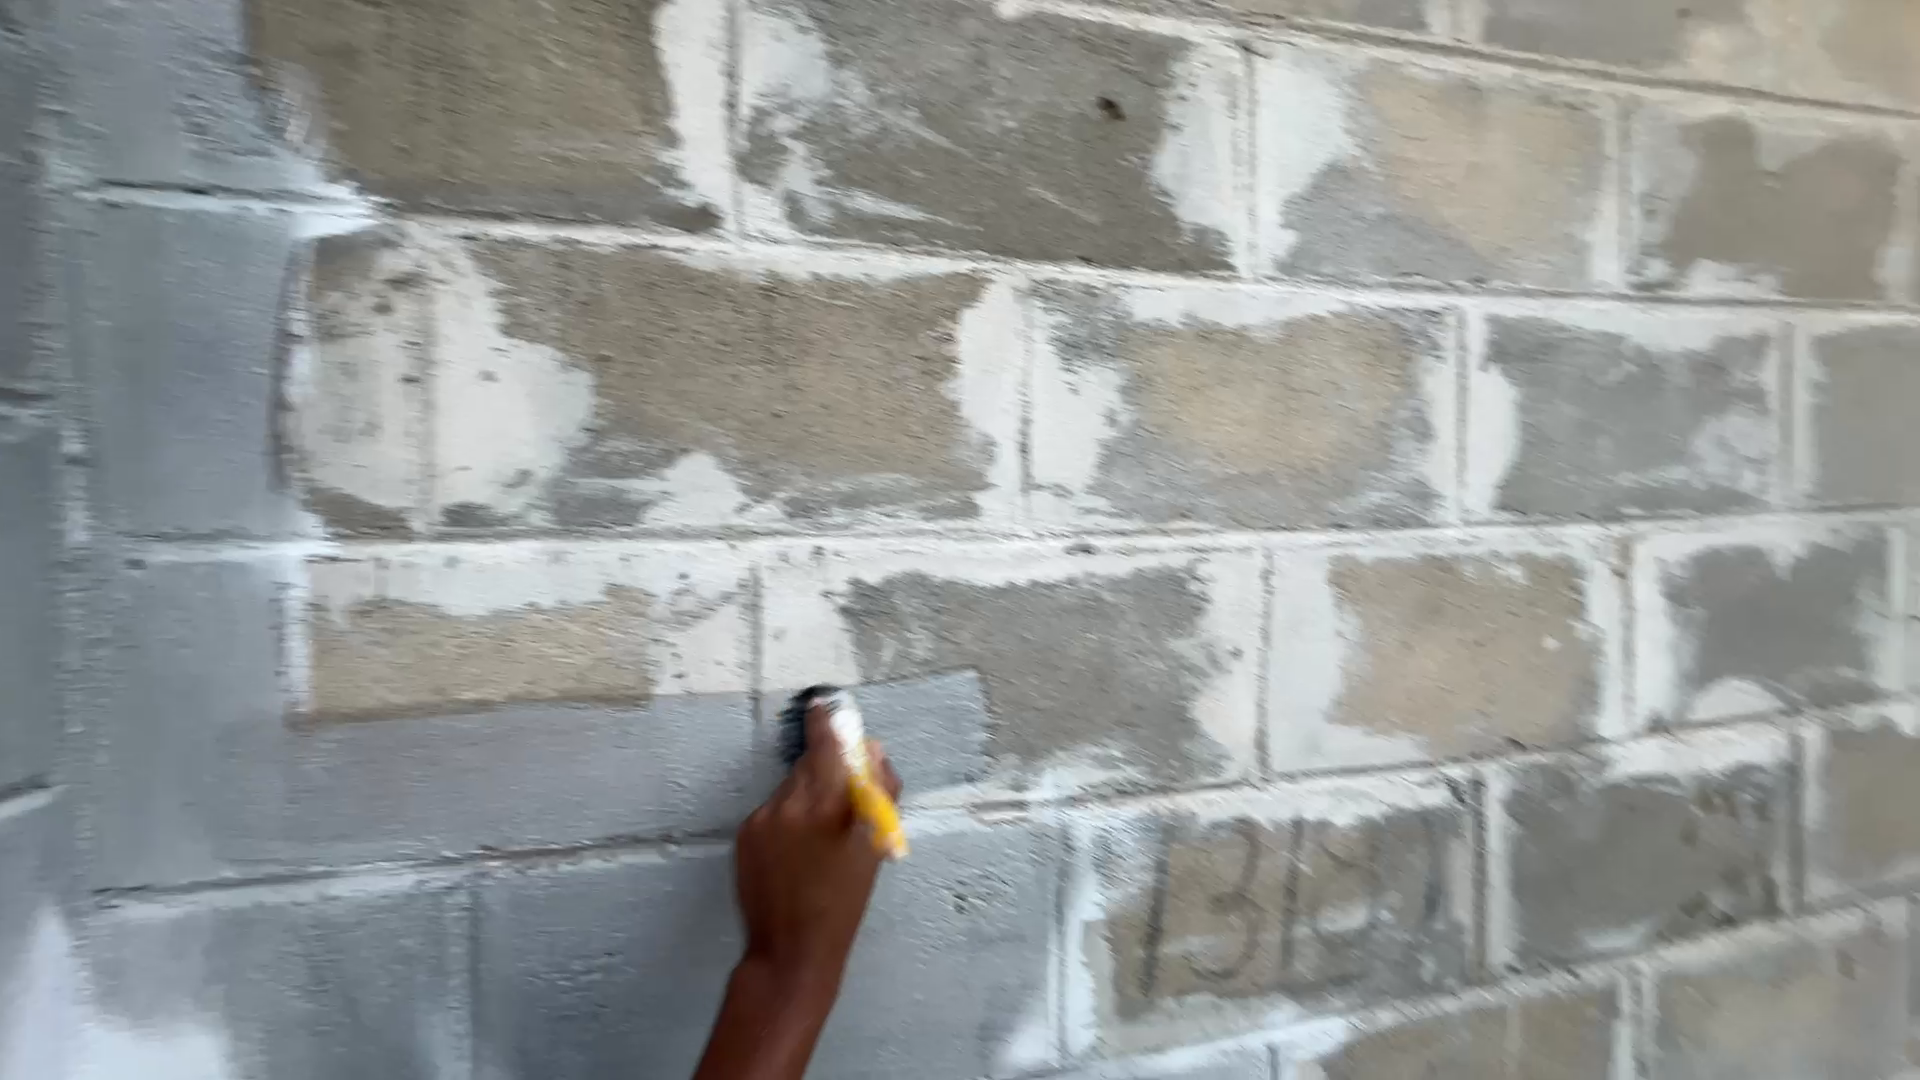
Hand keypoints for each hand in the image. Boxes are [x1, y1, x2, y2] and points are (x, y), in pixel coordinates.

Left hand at [732, 702, 903, 992]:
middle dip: (824, 768)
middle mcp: (793, 802)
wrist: (791, 949)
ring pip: (790, 786)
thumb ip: (879, 791)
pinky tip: (793, 849)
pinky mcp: (745, 832)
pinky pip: (772, 809)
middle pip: (809, 762)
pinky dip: (786, 817)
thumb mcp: (874, 845)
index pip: (827, 741)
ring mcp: (765, 817)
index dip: (827, 719)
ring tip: (815, 836)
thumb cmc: (845, 899)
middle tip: (836, 797)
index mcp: (831, 804)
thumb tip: (872, 750)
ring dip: (805, 796)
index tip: (825, 703)